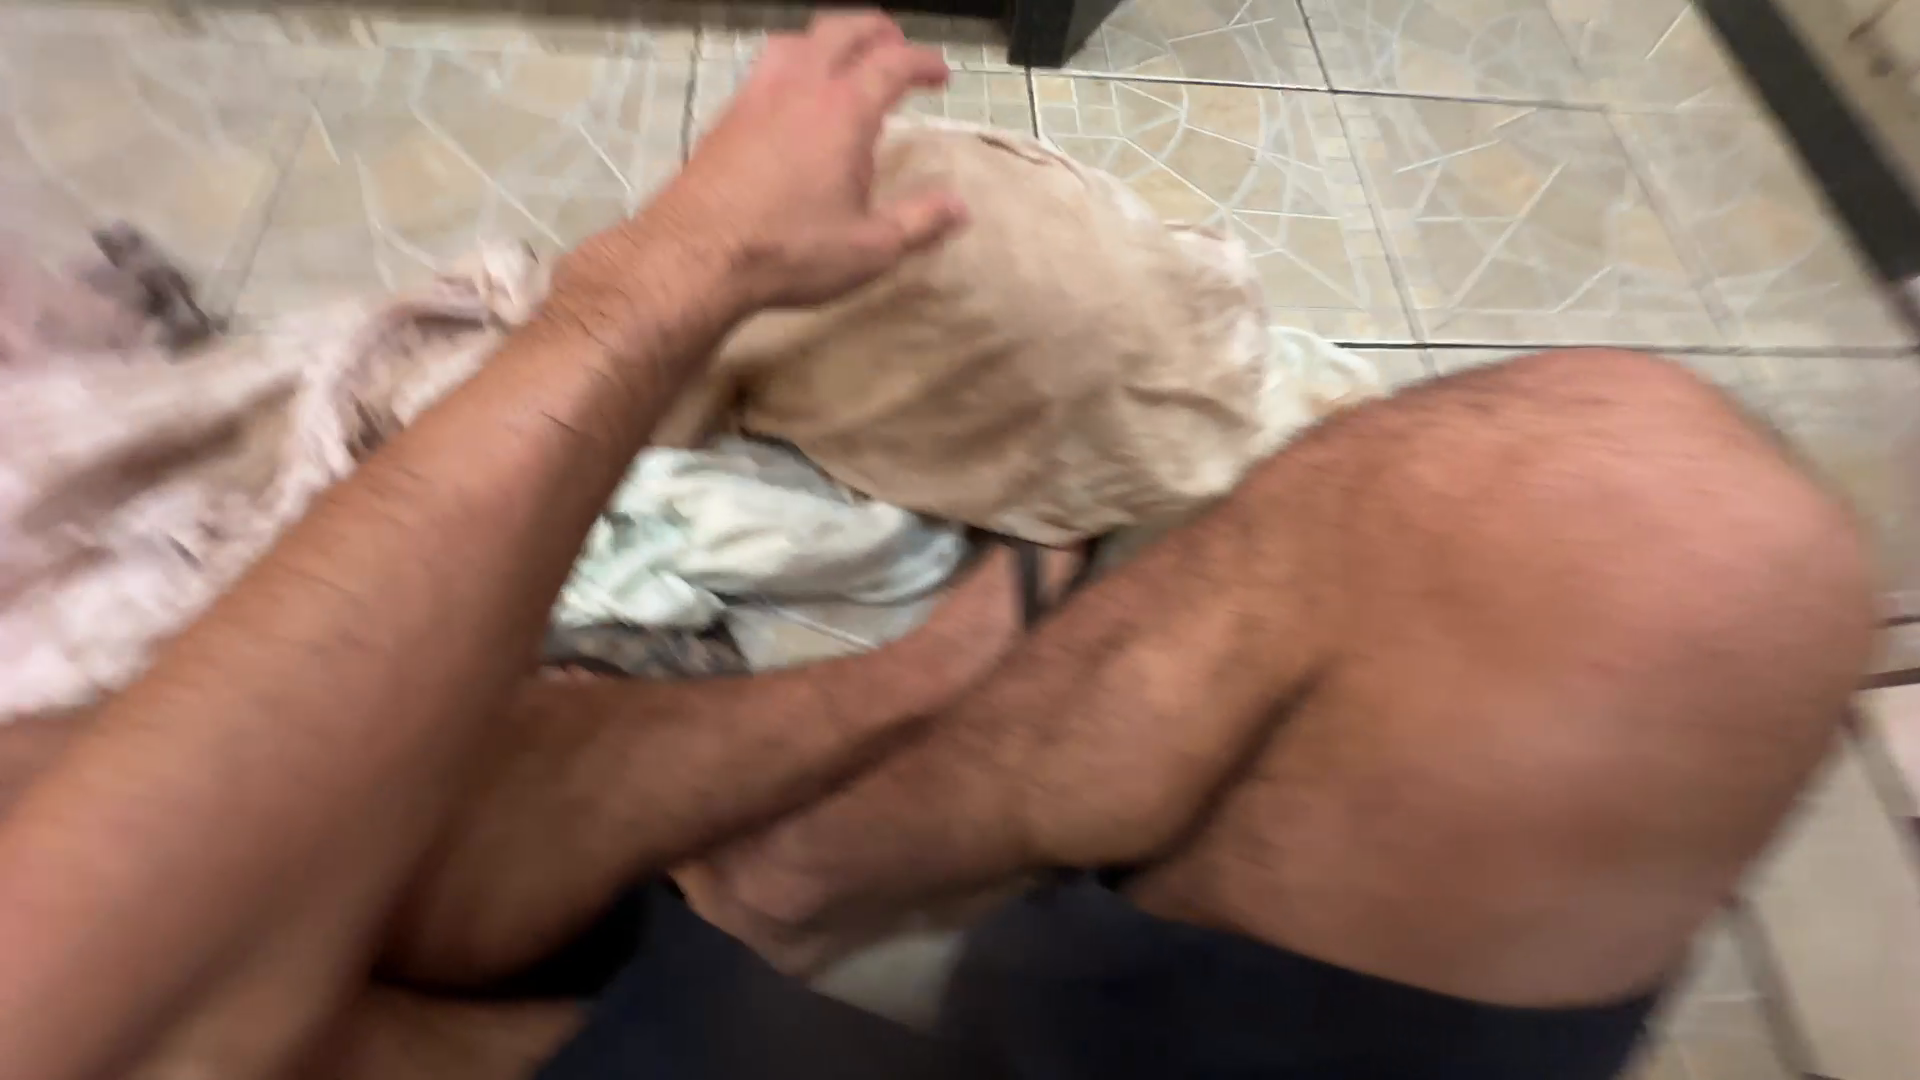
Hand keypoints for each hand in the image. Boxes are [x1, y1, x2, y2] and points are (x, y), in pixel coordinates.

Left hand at [639, 11, 968, 309]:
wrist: (699, 255)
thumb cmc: (793, 251)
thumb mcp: (871, 247)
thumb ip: (920, 222)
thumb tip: (961, 207)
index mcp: (844, 111)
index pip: (892, 64)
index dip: (922, 63)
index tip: (941, 73)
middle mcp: (800, 86)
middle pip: (843, 30)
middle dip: (877, 31)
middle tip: (897, 46)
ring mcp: (756, 95)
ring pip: (797, 40)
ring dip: (829, 39)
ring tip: (844, 60)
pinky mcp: (727, 117)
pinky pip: (767, 68)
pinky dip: (794, 65)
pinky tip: (793, 99)